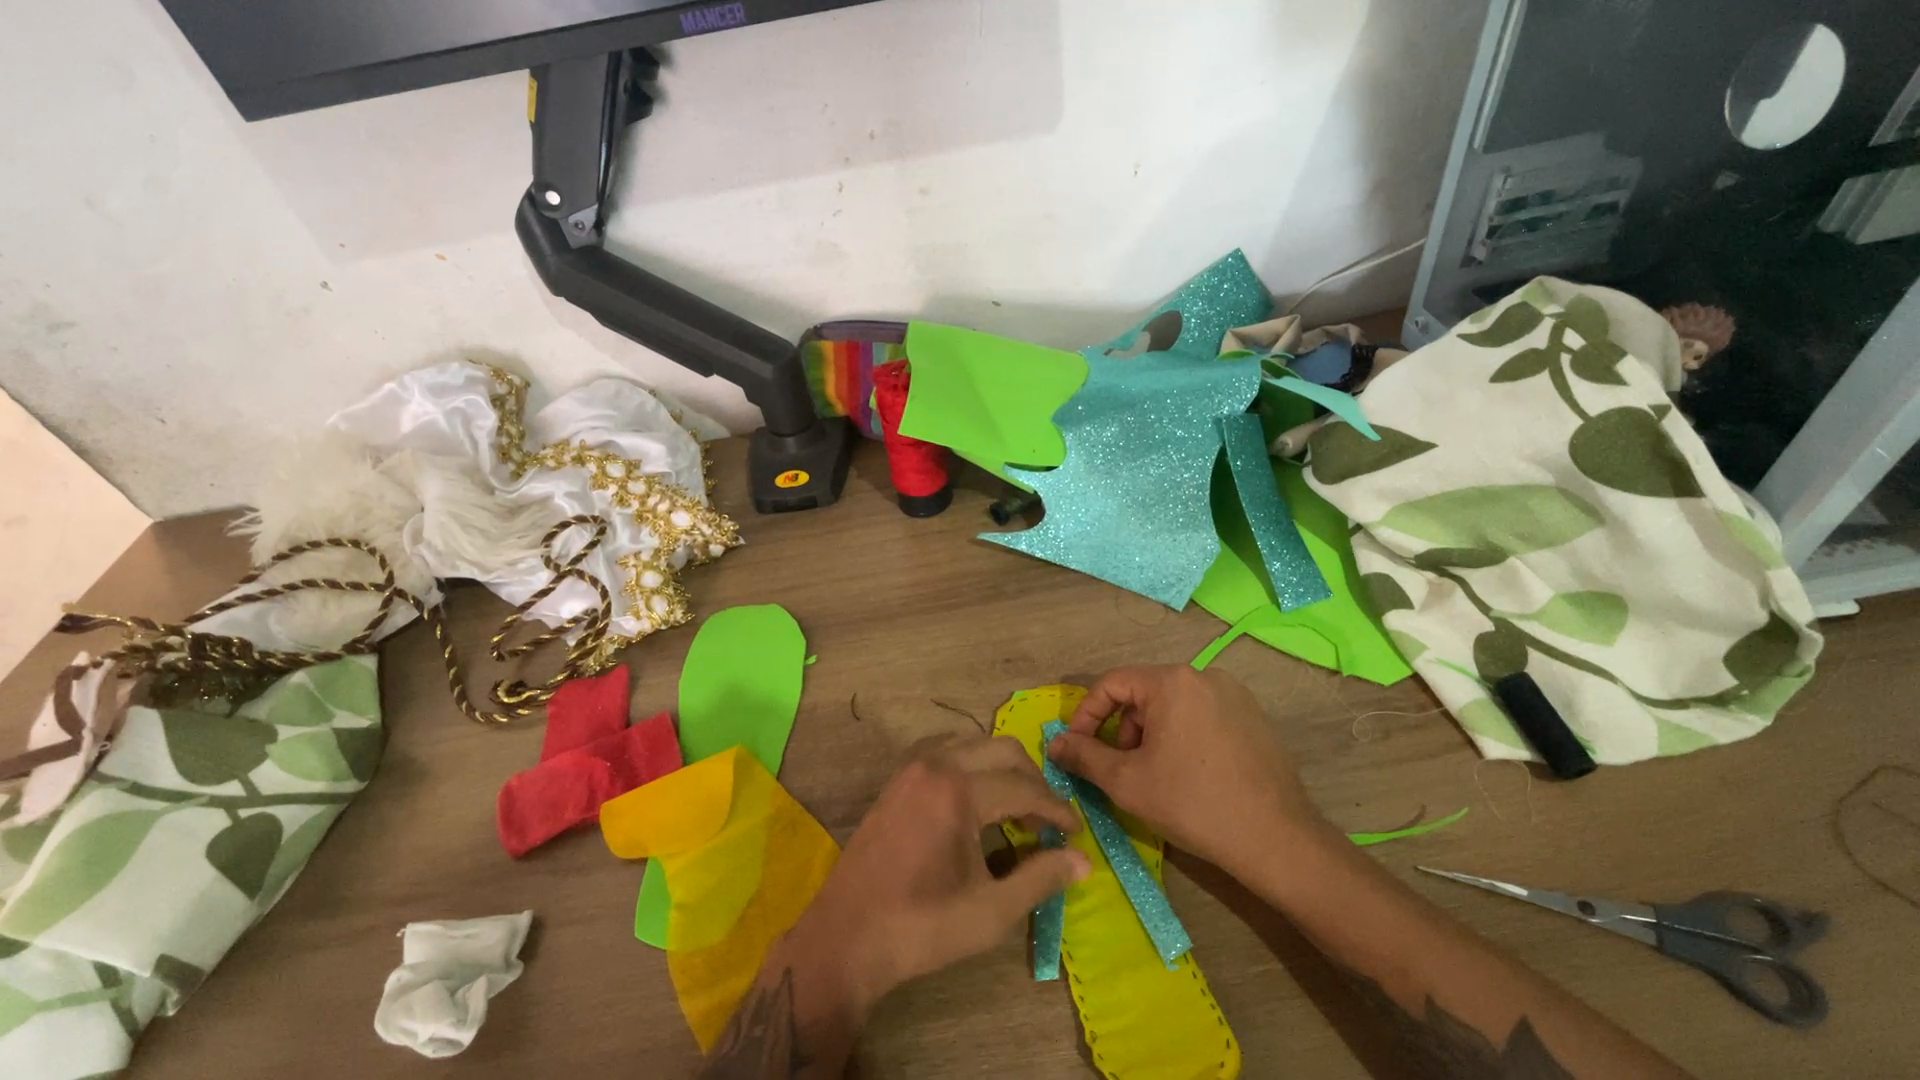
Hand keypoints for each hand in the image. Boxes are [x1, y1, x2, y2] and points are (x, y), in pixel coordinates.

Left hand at [784, 733, 1089, 1017]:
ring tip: (1015, 811)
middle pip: (1002, 750)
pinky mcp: (896, 780)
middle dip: (1033, 782)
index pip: (1024, 788)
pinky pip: (945, 751)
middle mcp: (935, 765)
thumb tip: (1083, 861)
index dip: (1057, 810)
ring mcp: (910, 768)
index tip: (1076, 833)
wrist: (847, 937)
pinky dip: (971, 765)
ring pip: (973, 743)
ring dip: (1001, 769)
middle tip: (1047, 823)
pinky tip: (977, 802)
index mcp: (958, 791)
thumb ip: (1041, 878)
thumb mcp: (991, 911)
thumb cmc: (922, 927)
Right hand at [1046, 665, 1335, 878]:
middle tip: (1119, 771)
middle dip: (1122, 731)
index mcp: (1172, 682)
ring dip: (1151, 737)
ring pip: (1173, 707)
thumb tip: (1054, 744)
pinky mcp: (1254, 719)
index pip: (1112, 683)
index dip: (1086, 715)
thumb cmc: (1192, 804)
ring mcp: (1236, 696)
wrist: (1275, 839)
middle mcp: (1205, 676)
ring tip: (1153, 778)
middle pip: (1144, 694)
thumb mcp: (1126, 782)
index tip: (1077, 749)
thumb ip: (1084, 756)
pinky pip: (1202, 718)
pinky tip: (1189, 778)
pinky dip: (1183, 739)